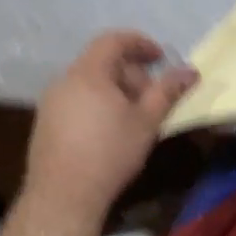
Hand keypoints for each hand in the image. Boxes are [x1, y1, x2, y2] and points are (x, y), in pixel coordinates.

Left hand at [22, 31, 197, 219]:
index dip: (140, 43)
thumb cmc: (110, 152)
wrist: (63, 195)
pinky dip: (98, 104)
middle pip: (101, 62)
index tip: (160, 58)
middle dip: (131, 72)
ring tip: (135, 116)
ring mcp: (50, 103)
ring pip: (88, 83)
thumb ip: (167, 91)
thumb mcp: (147, 121)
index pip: (113, 40)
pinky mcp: (45, 124)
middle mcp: (64, 80)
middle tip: (153, 96)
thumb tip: (190, 71)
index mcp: (88, 73)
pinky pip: (77, 101)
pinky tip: (110, 132)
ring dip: (115, 90)